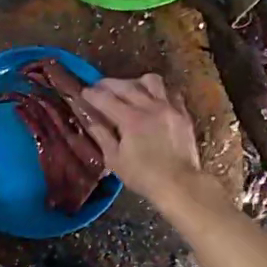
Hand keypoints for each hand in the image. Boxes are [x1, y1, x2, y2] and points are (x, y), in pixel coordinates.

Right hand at [79, 74, 201, 203]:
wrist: (180, 184)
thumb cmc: (143, 176)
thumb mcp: (115, 159)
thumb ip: (101, 135)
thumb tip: (89, 119)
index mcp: (131, 119)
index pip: (106, 99)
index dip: (92, 94)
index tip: (84, 93)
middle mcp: (150, 106)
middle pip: (126, 85)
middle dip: (109, 84)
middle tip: (100, 88)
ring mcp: (170, 107)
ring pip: (151, 81)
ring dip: (136, 82)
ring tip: (129, 90)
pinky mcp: (183, 113)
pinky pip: (170, 92)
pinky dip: (158, 92)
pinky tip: (153, 100)